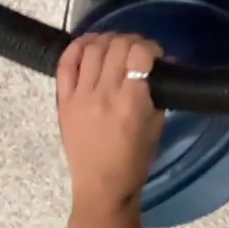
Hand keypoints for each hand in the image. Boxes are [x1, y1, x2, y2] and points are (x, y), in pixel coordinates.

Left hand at [57, 32, 163, 219]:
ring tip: (115, 44)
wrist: (101, 188)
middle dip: (131, 41)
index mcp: (131, 102)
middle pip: (117, 46)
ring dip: (107, 39)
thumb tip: (165, 61)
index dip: (150, 47)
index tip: (154, 54)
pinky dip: (77, 47)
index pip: (140, 54)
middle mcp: (104, 94)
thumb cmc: (135, 159)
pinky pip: (66, 64)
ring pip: (92, 49)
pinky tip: (89, 43)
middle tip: (136, 50)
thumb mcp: (157, 124)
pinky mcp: (63, 101)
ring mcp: (80, 96)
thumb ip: (159, 90)